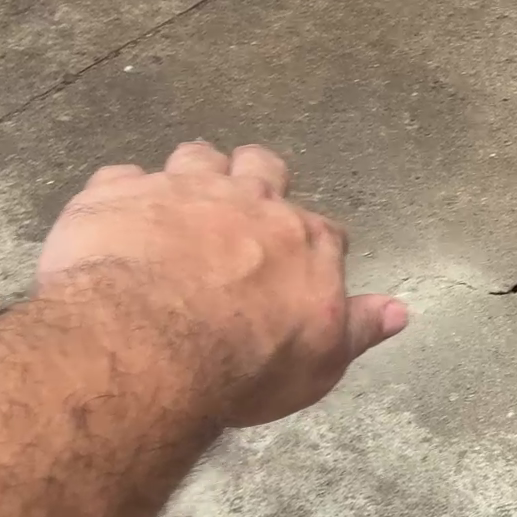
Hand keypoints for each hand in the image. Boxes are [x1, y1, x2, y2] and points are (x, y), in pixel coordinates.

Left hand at [34, 142, 406, 427]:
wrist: (150, 348)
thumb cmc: (251, 361)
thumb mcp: (326, 358)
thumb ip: (361, 327)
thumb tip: (400, 311)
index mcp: (312, 242)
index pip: (325, 229)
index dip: (311, 244)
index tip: (299, 263)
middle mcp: (258, 205)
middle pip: (264, 167)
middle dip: (257, 178)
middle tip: (241, 207)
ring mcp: (186, 194)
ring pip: (198, 156)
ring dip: (193, 174)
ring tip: (178, 204)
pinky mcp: (117, 195)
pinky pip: (122, 176)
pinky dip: (124, 194)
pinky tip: (117, 221)